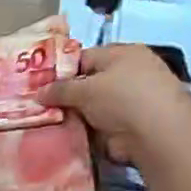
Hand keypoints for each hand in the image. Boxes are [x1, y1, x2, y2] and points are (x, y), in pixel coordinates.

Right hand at [38, 43, 190, 164]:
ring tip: (43, 122)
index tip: (38, 85)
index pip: (84, 57)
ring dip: (70, 115)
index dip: (60, 70)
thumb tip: (39, 92)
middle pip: (86, 82)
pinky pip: (94, 125)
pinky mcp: (125, 125)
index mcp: (121, 54)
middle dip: (63, 95)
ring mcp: (127, 101)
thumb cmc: (122, 98)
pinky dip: (80, 130)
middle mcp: (126, 74)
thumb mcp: (85, 89)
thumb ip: (60, 89)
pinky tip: (61, 135)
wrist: (154, 134)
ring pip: (88, 106)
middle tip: (36, 106)